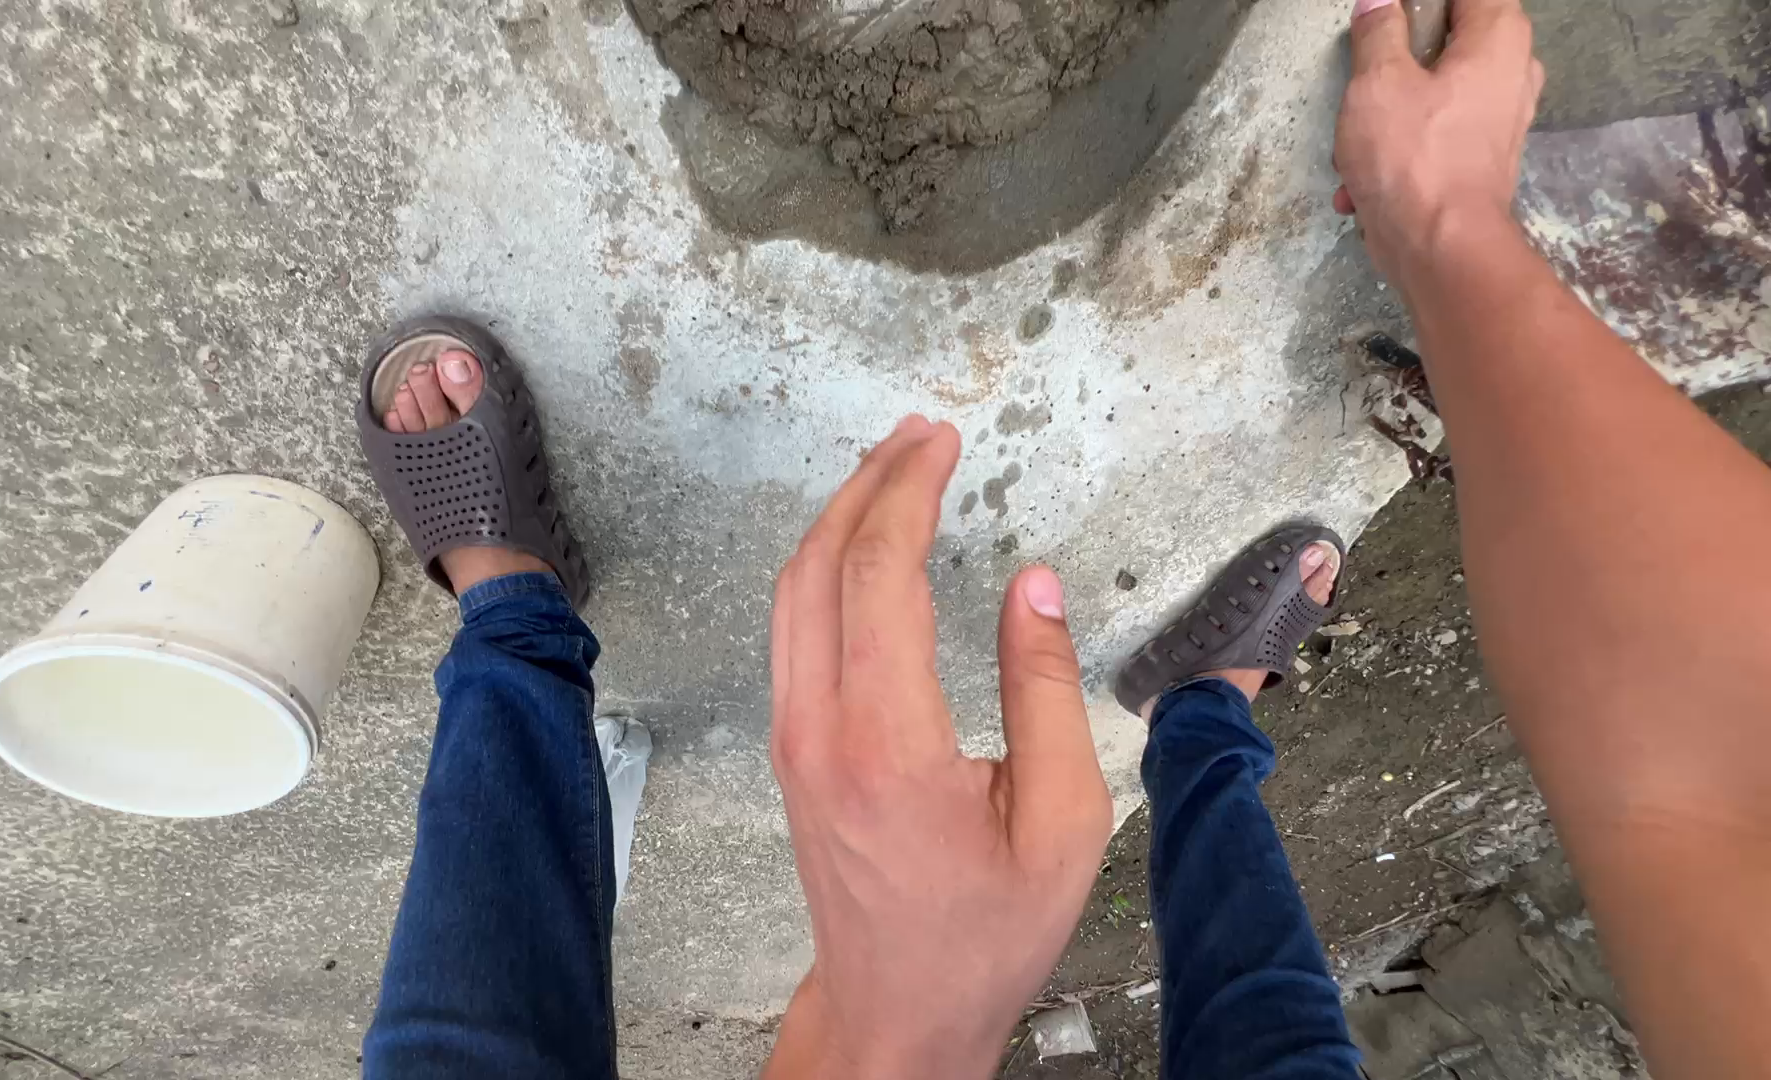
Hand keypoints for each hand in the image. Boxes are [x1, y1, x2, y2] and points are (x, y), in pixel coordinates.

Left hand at [763, 416, 1112, 1078]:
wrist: (893, 1000)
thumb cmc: (983, 928)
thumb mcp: (1061, 821)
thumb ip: (1045, 691)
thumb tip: (1032, 586)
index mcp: (888, 741)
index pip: (881, 574)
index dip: (910, 492)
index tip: (941, 441)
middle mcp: (819, 723)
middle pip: (821, 562)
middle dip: (869, 482)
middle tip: (918, 435)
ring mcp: (792, 728)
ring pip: (792, 586)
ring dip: (838, 515)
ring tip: (889, 466)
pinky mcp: (790, 736)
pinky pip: (792, 622)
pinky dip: (822, 561)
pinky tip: (856, 540)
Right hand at [1334, 0, 1544, 284]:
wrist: (1436, 241)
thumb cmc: (1408, 156)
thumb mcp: (1376, 86)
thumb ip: (1377, 37)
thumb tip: (1378, 2)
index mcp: (1498, 37)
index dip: (1420, 6)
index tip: (1382, 30)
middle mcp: (1511, 71)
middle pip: (1444, 50)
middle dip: (1390, 78)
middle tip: (1357, 104)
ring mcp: (1499, 121)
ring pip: (1429, 104)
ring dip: (1381, 130)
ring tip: (1351, 160)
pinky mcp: (1478, 163)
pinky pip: (1429, 145)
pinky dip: (1393, 161)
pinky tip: (1361, 189)